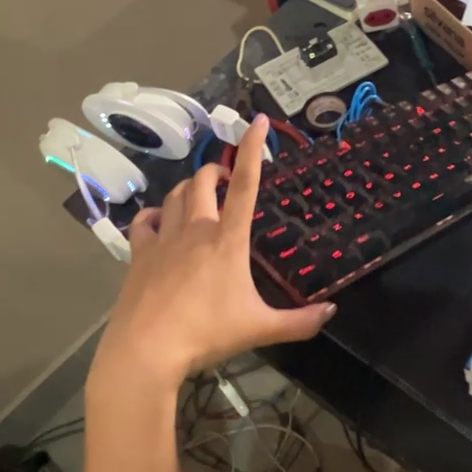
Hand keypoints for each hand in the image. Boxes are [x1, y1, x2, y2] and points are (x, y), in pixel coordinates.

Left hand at [99, 115, 334, 383]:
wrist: (146, 350)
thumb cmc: (207, 334)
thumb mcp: (259, 329)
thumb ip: (299, 322)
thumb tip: (332, 311)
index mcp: (228, 239)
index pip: (246, 184)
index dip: (253, 149)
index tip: (258, 121)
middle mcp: (196, 229)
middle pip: (204, 182)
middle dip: (216, 172)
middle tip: (228, 180)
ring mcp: (163, 239)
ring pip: (175, 195)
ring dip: (190, 187)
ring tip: (201, 195)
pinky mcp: (139, 254)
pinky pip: (145, 220)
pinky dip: (156, 213)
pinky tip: (161, 219)